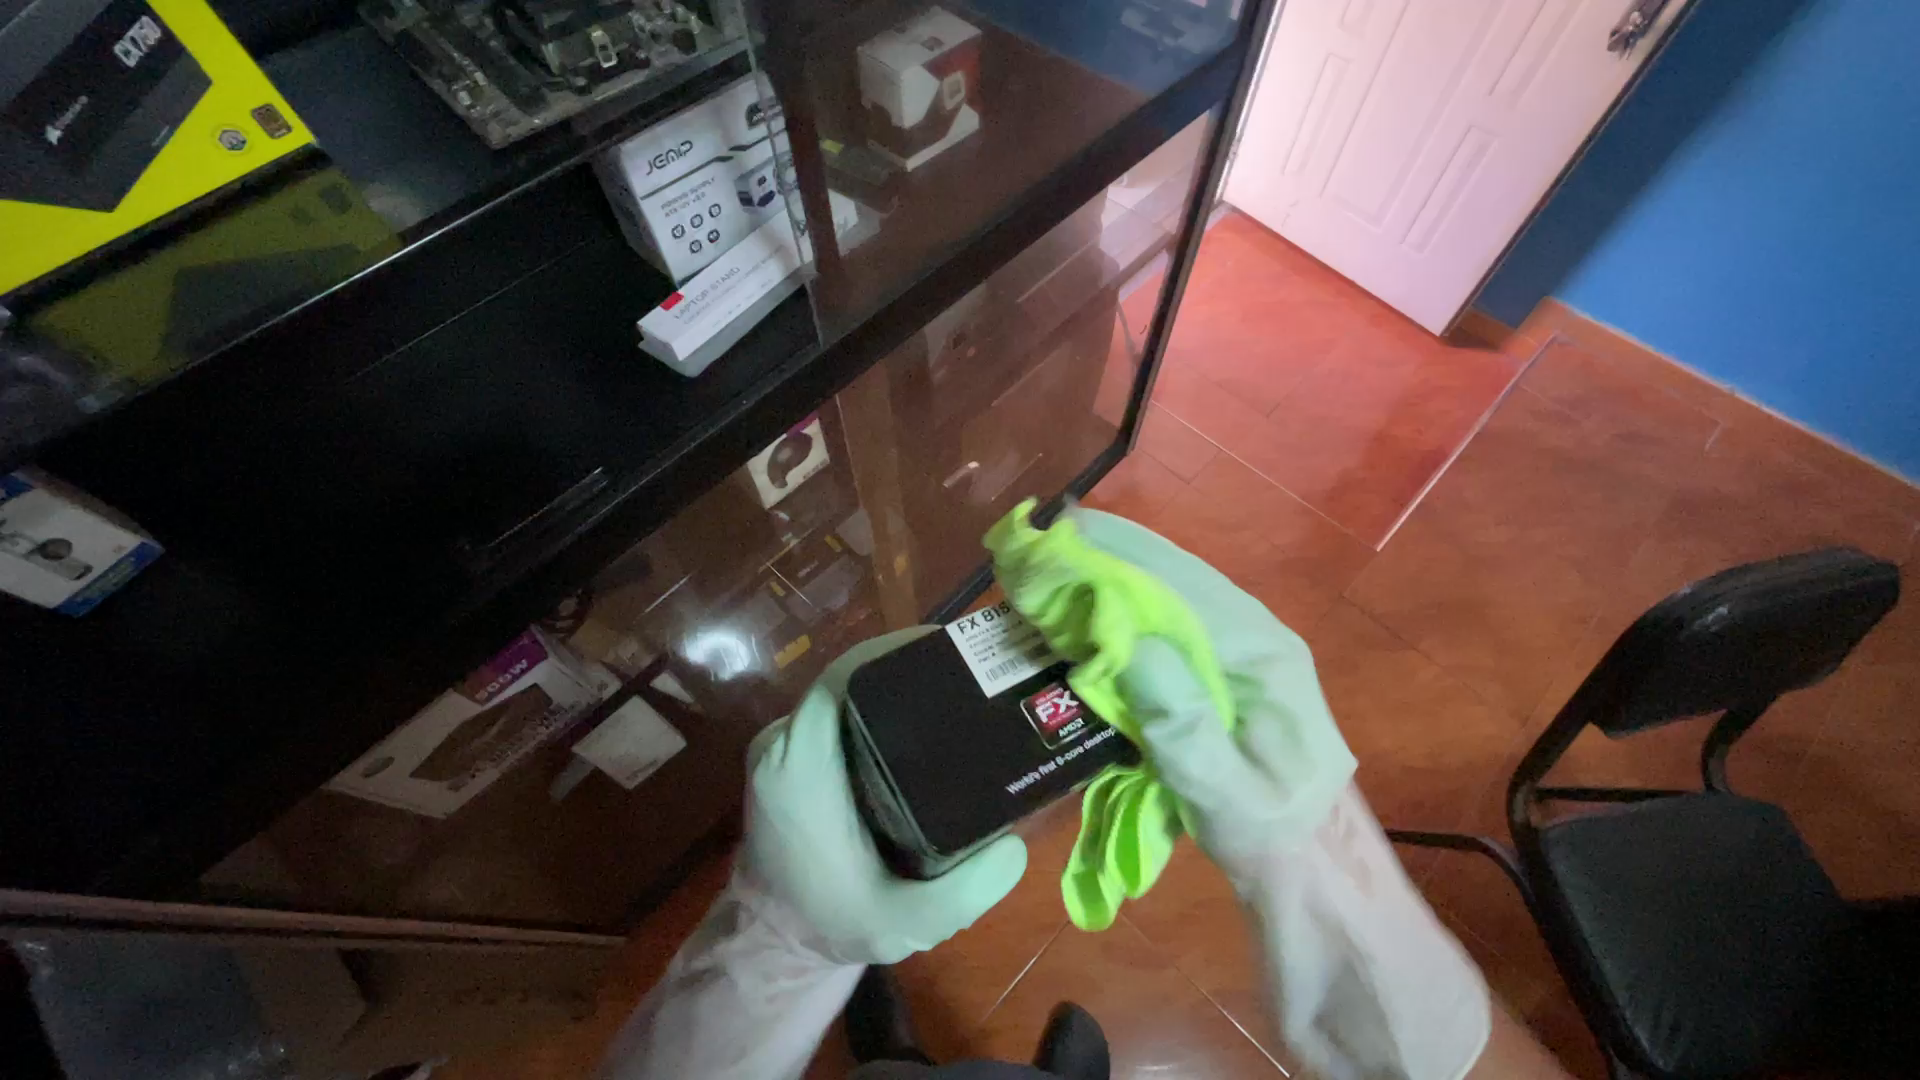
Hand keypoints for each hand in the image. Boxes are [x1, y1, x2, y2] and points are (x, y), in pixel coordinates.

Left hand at [738, 627, 1028, 965]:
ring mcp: (781, 749)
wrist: (774, 945)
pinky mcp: (788, 759)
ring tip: (952, 691)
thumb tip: (1014, 845)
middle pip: (847, 681)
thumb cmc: (832, 924)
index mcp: (799, 767)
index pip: (841, 680)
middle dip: (905, 668)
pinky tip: (919, 725)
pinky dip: (873, 709)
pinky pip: (833, 716)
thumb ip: (962, 894)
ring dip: (890, 687)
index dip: (891, 653)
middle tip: (967, 671)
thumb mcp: (903, 924)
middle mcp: (782, 745)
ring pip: (841, 696)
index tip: (946, 648)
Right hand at [1066, 508, 1356, 880]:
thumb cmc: (1267, 830)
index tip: (1061, 544)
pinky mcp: (1214, 660)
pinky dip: (1120, 598)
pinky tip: (1084, 594)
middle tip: (1040, 541)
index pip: (1182, 589)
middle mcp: (1249, 630)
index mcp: (1261, 652)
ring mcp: (1234, 642)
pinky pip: (1164, 613)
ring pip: (1167, 586)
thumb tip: (1132, 644)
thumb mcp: (1227, 794)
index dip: (1119, 563)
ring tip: (1053, 554)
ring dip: (1111, 568)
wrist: (1301, 855)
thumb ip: (1185, 725)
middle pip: (1172, 574)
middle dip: (1107, 554)